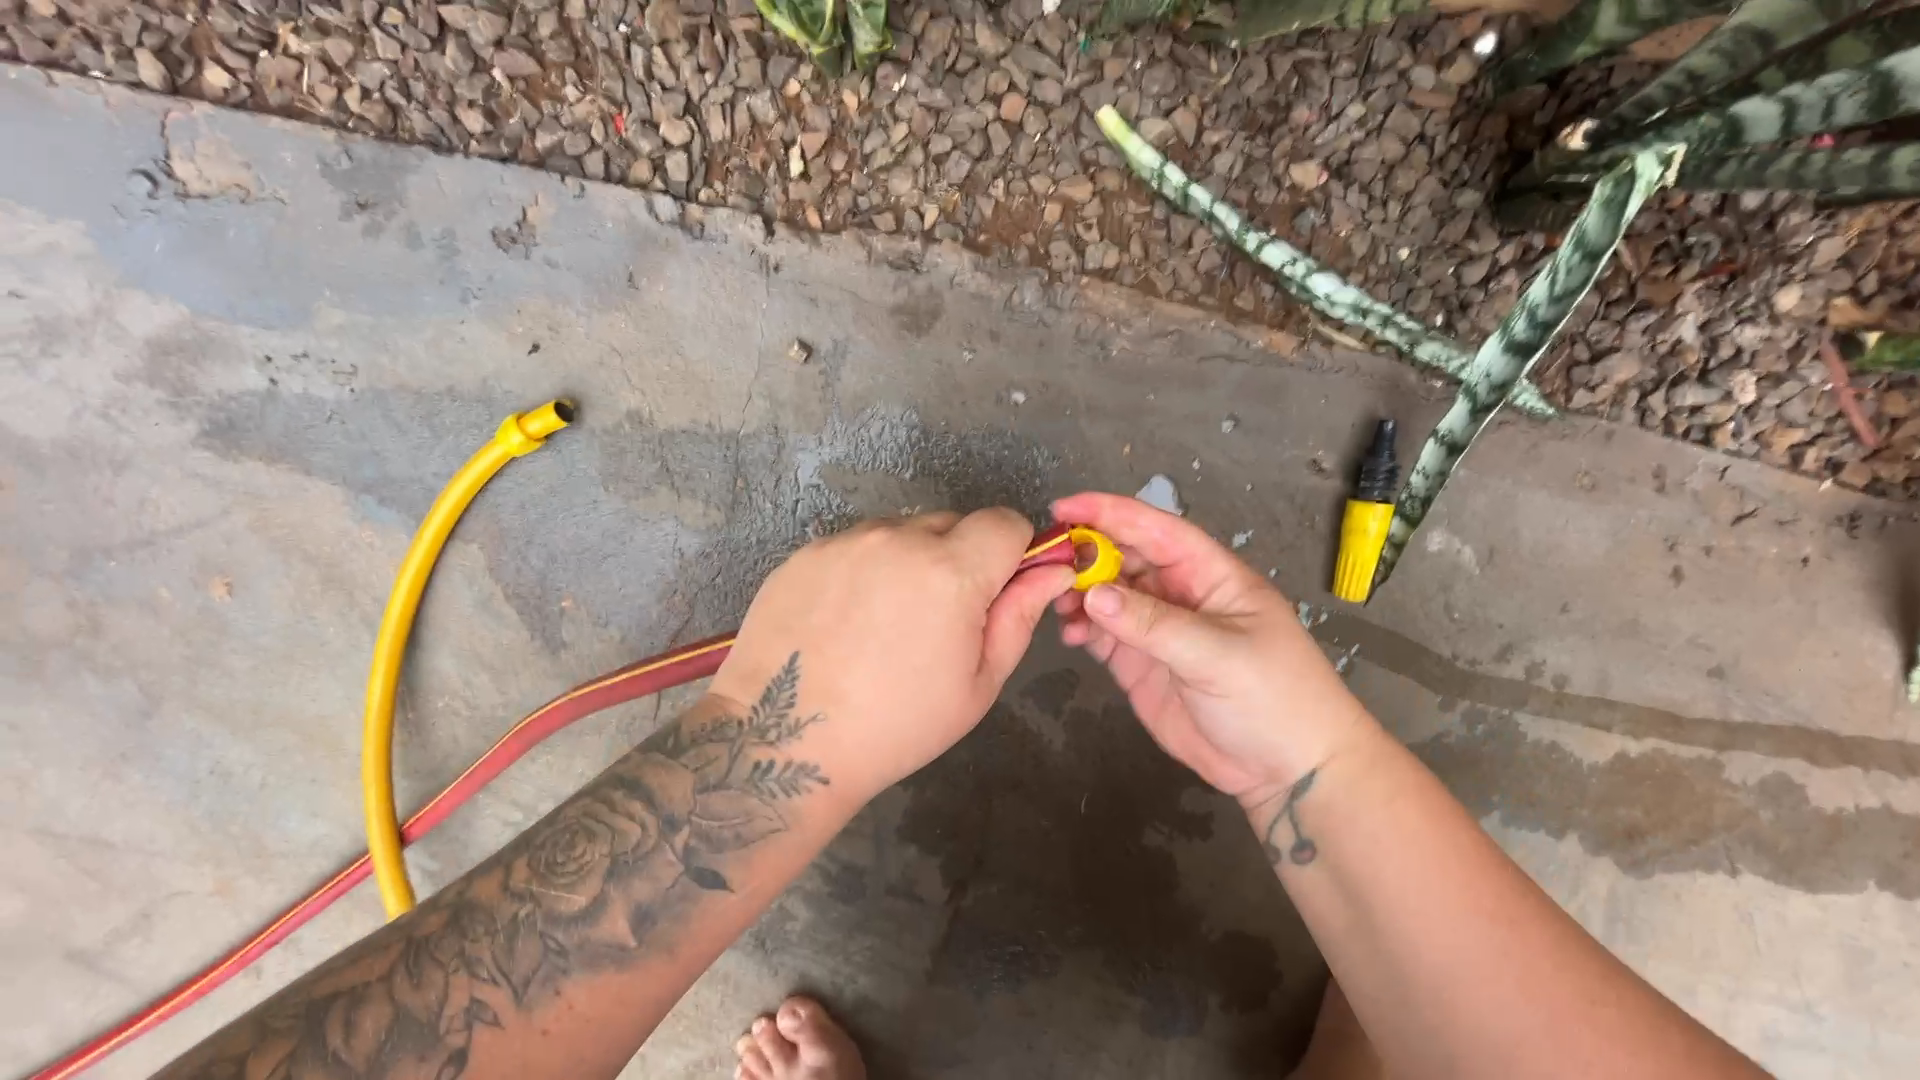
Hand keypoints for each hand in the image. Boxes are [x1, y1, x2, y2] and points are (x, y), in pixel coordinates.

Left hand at [710, 509, 1076, 804]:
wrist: (784, 741)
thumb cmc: (897, 726)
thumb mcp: (977, 684)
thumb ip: (1019, 616)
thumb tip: (1054, 569)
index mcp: (951, 571)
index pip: (1005, 521)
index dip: (1012, 552)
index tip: (998, 589)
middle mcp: (898, 538)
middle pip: (952, 522)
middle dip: (960, 558)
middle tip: (938, 618)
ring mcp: (845, 541)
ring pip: (901, 532)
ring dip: (909, 560)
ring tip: (884, 623)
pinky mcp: (805, 552)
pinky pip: (855, 545)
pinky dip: (864, 569)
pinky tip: (846, 621)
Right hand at [1051, 492, 1376, 807]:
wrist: (1288, 768)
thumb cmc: (1273, 698)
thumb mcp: (1218, 655)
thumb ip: (1153, 624)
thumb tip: (1093, 594)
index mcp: (1210, 575)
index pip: (1156, 531)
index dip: (1111, 513)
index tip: (1065, 506)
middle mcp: (1180, 595)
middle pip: (1125, 558)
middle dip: (1086, 554)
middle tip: (1047, 561)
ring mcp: (1159, 631)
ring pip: (1109, 596)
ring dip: (1080, 594)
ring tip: (1056, 604)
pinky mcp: (1142, 665)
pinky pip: (1103, 635)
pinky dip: (1082, 629)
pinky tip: (1069, 634)